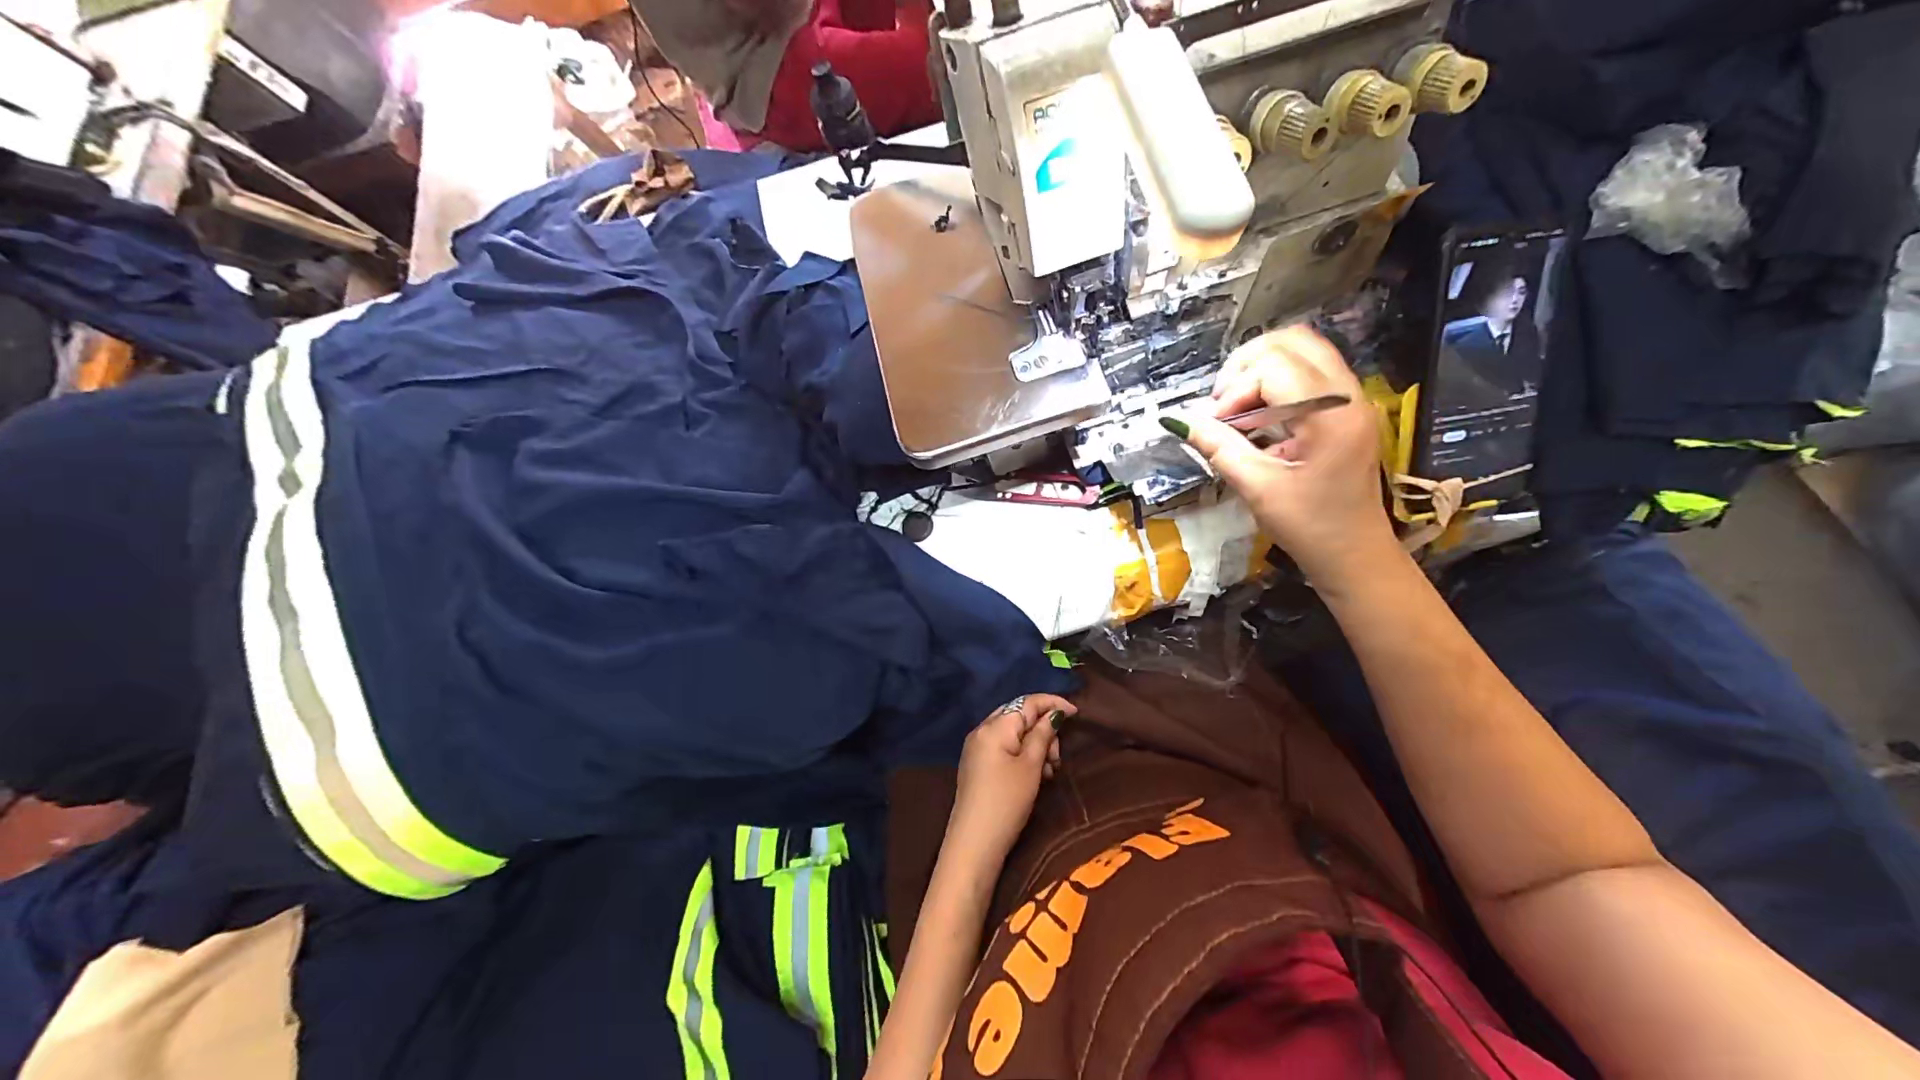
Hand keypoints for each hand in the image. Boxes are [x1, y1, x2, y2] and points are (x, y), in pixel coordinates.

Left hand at [946, 694, 1075, 865]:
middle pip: (1020, 716)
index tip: (1076, 713)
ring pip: (1013, 733)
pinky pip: (1004, 747)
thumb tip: (1053, 714)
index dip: (1053, 703)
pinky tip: (1035, 774)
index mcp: (995, 726)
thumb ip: (1042, 735)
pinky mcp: (976, 764)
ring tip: (1048, 771)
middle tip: (1057, 758)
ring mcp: (976, 747)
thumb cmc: (1007, 801)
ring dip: (1035, 744)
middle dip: (1044, 729)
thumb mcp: (1031, 766)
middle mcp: (982, 730)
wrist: (974, 842)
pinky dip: (1022, 754)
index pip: (1027, 702)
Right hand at [1169, 326, 1401, 589]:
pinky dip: (1277, 383)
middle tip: (1224, 402)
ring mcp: (1352, 400)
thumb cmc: (1310, 527)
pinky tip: (1259, 417)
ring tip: (1238, 408)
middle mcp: (1349, 396)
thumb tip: (1180, 420)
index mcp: (1331, 415)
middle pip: (1293, 341)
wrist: (1355, 555)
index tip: (1218, 425)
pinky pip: (1310, 374)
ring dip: (1261, 370)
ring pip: (1304, 351)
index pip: (1273, 367)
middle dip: (1247, 364)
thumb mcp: (1257, 488)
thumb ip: (1218, 447)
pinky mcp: (1347, 411)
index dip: (1235, 390)